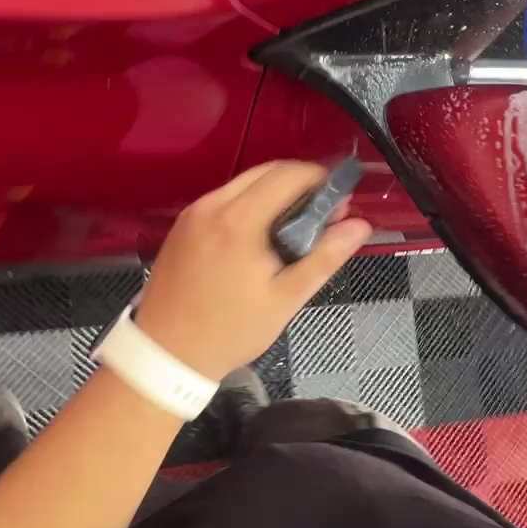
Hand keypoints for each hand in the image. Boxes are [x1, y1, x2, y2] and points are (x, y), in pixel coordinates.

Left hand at [132, 161, 370, 380]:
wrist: (166, 354)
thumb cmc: (229, 331)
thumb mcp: (285, 298)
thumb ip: (324, 257)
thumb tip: (359, 226)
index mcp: (238, 220)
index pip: (287, 175)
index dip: (320, 179)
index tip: (338, 201)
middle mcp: (211, 206)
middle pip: (265, 173)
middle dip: (300, 185)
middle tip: (322, 216)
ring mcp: (193, 214)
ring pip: (243, 184)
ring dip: (274, 194)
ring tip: (294, 230)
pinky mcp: (182, 226)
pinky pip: (223, 201)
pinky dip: (249, 206)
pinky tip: (261, 238)